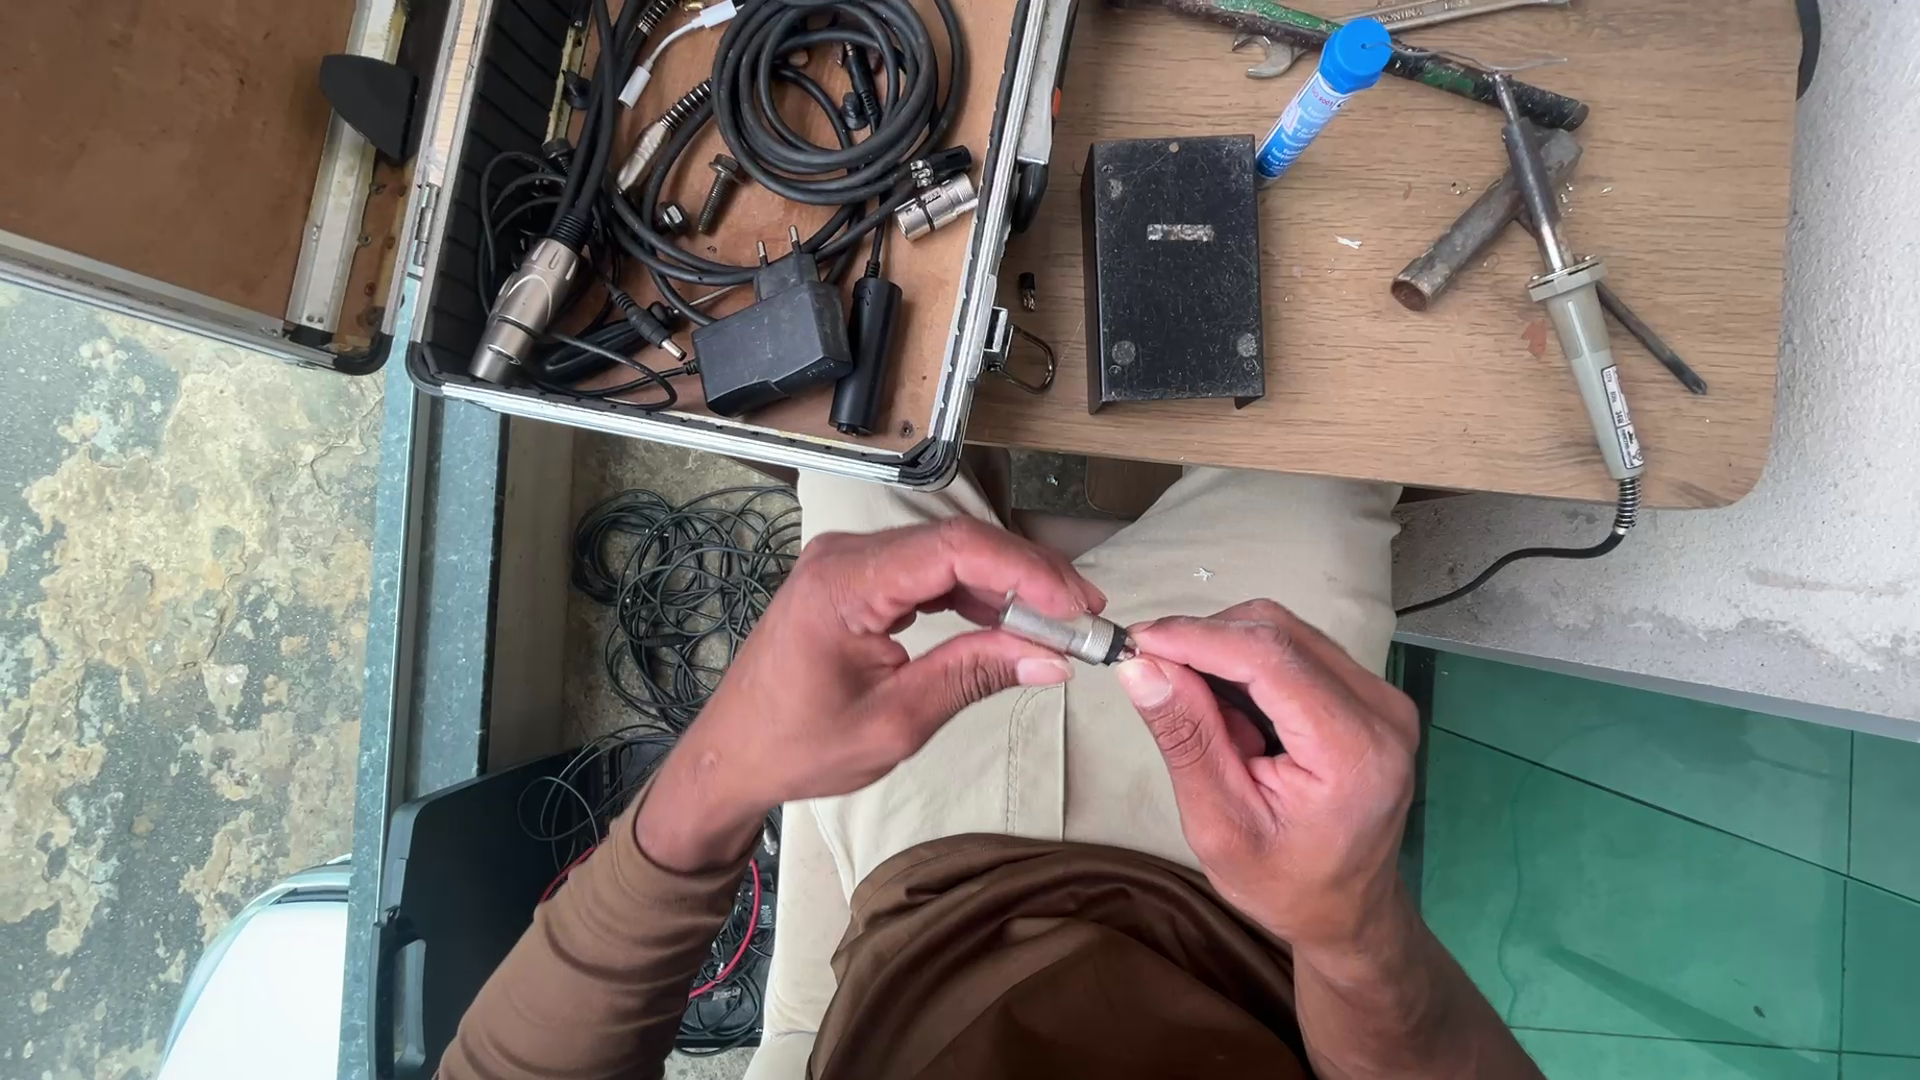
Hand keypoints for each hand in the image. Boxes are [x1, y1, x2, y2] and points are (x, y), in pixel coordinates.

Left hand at [637, 516, 1104, 870]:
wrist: (732, 755)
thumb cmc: (800, 746)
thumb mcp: (895, 721)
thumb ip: (973, 676)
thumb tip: (1052, 659)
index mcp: (845, 582)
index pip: (954, 549)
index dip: (1025, 570)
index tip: (1077, 605)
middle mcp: (846, 554)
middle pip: (956, 543)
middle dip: (1027, 575)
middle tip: (1083, 613)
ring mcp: (849, 562)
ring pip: (947, 554)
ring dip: (1005, 584)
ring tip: (1058, 619)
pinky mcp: (855, 578)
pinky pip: (926, 572)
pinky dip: (972, 593)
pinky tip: (1007, 618)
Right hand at [1115, 600, 1419, 961]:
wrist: (1347, 912)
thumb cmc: (1283, 882)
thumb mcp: (1219, 824)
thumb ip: (1186, 739)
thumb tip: (1140, 666)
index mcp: (1353, 751)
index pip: (1270, 658)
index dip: (1198, 637)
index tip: (1136, 641)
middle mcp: (1380, 709)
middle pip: (1276, 631)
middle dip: (1203, 637)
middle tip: (1150, 666)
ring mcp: (1378, 696)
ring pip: (1281, 629)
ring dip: (1219, 644)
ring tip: (1185, 690)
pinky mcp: (1364, 692)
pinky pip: (1292, 646)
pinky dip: (1241, 656)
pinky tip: (1219, 695)